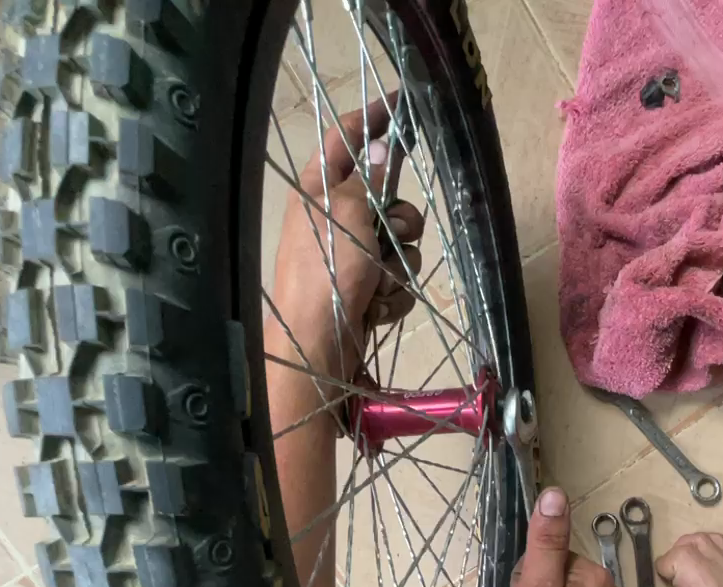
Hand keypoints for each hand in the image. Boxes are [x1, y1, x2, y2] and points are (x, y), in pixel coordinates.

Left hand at [267, 95, 424, 383]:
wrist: (320, 346)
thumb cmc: (325, 273)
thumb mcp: (347, 214)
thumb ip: (368, 181)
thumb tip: (381, 148)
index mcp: (319, 191)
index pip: (347, 139)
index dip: (373, 119)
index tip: (400, 105)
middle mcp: (337, 221)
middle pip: (389, 200)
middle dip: (400, 222)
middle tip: (391, 236)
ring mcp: (353, 260)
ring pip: (402, 246)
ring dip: (397, 267)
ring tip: (377, 285)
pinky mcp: (367, 292)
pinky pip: (399, 281)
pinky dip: (393, 296)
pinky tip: (375, 307)